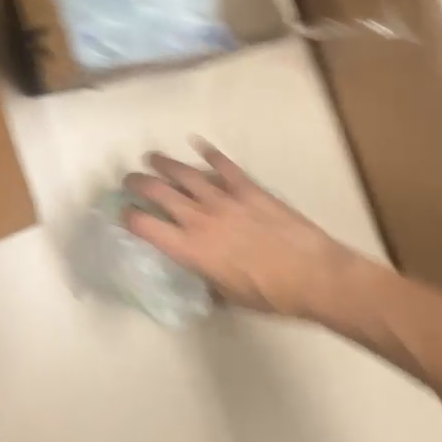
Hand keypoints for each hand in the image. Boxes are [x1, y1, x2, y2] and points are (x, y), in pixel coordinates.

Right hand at [122, 140, 367, 319]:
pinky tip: (198, 144)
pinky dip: (209, 153)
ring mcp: (224, 200)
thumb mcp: (231, 298)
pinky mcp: (248, 190)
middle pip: (158, 192)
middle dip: (137, 183)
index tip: (124, 213)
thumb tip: (199, 275)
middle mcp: (199, 219)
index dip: (129, 217)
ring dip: (164, 163)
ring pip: (185, 174)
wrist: (318, 278)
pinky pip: (224, 166)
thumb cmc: (273, 297)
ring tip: (152, 157)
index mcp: (191, 249)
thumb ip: (208, 280)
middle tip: (130, 180)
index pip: (145, 226)